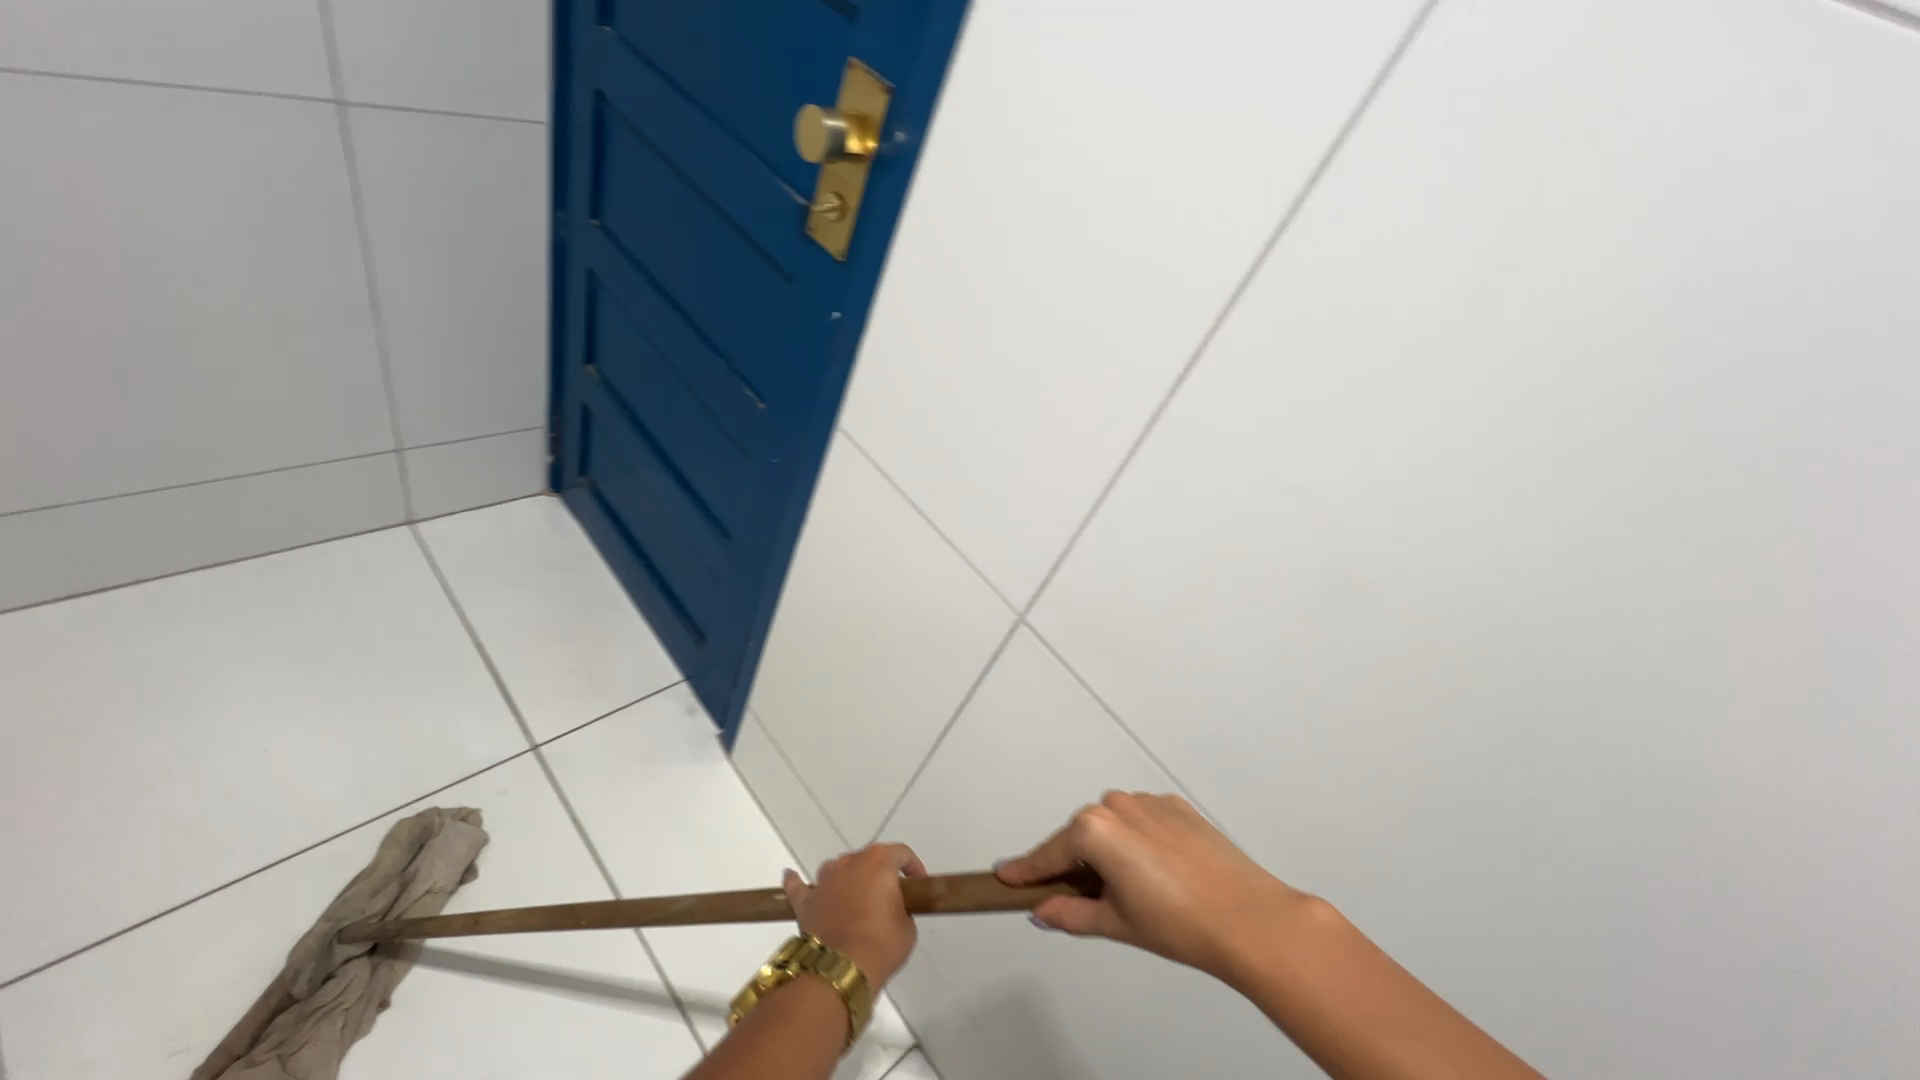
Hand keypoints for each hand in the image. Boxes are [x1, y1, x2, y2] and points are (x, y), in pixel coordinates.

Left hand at [782, 843, 926, 987]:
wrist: (841, 970)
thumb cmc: (881, 945)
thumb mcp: (908, 927)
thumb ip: (901, 908)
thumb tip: (890, 909)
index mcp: (879, 862)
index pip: (901, 853)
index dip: (913, 867)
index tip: (917, 884)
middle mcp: (849, 862)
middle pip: (868, 859)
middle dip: (880, 875)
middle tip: (889, 899)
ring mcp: (823, 879)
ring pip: (838, 870)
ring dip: (848, 880)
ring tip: (855, 901)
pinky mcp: (805, 901)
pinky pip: (798, 886)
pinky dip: (797, 882)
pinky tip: (792, 877)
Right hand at [995, 792, 1310, 983]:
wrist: (1248, 917)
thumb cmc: (1181, 922)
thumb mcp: (1115, 923)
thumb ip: (1070, 913)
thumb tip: (1045, 910)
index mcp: (1094, 829)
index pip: (1048, 854)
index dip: (1026, 870)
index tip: (1005, 876)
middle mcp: (1117, 805)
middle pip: (1080, 835)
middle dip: (1074, 864)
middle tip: (1075, 900)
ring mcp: (1149, 802)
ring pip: (1112, 826)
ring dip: (1108, 851)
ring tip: (1128, 893)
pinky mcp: (1177, 807)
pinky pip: (1142, 821)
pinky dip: (1137, 842)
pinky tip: (1154, 874)